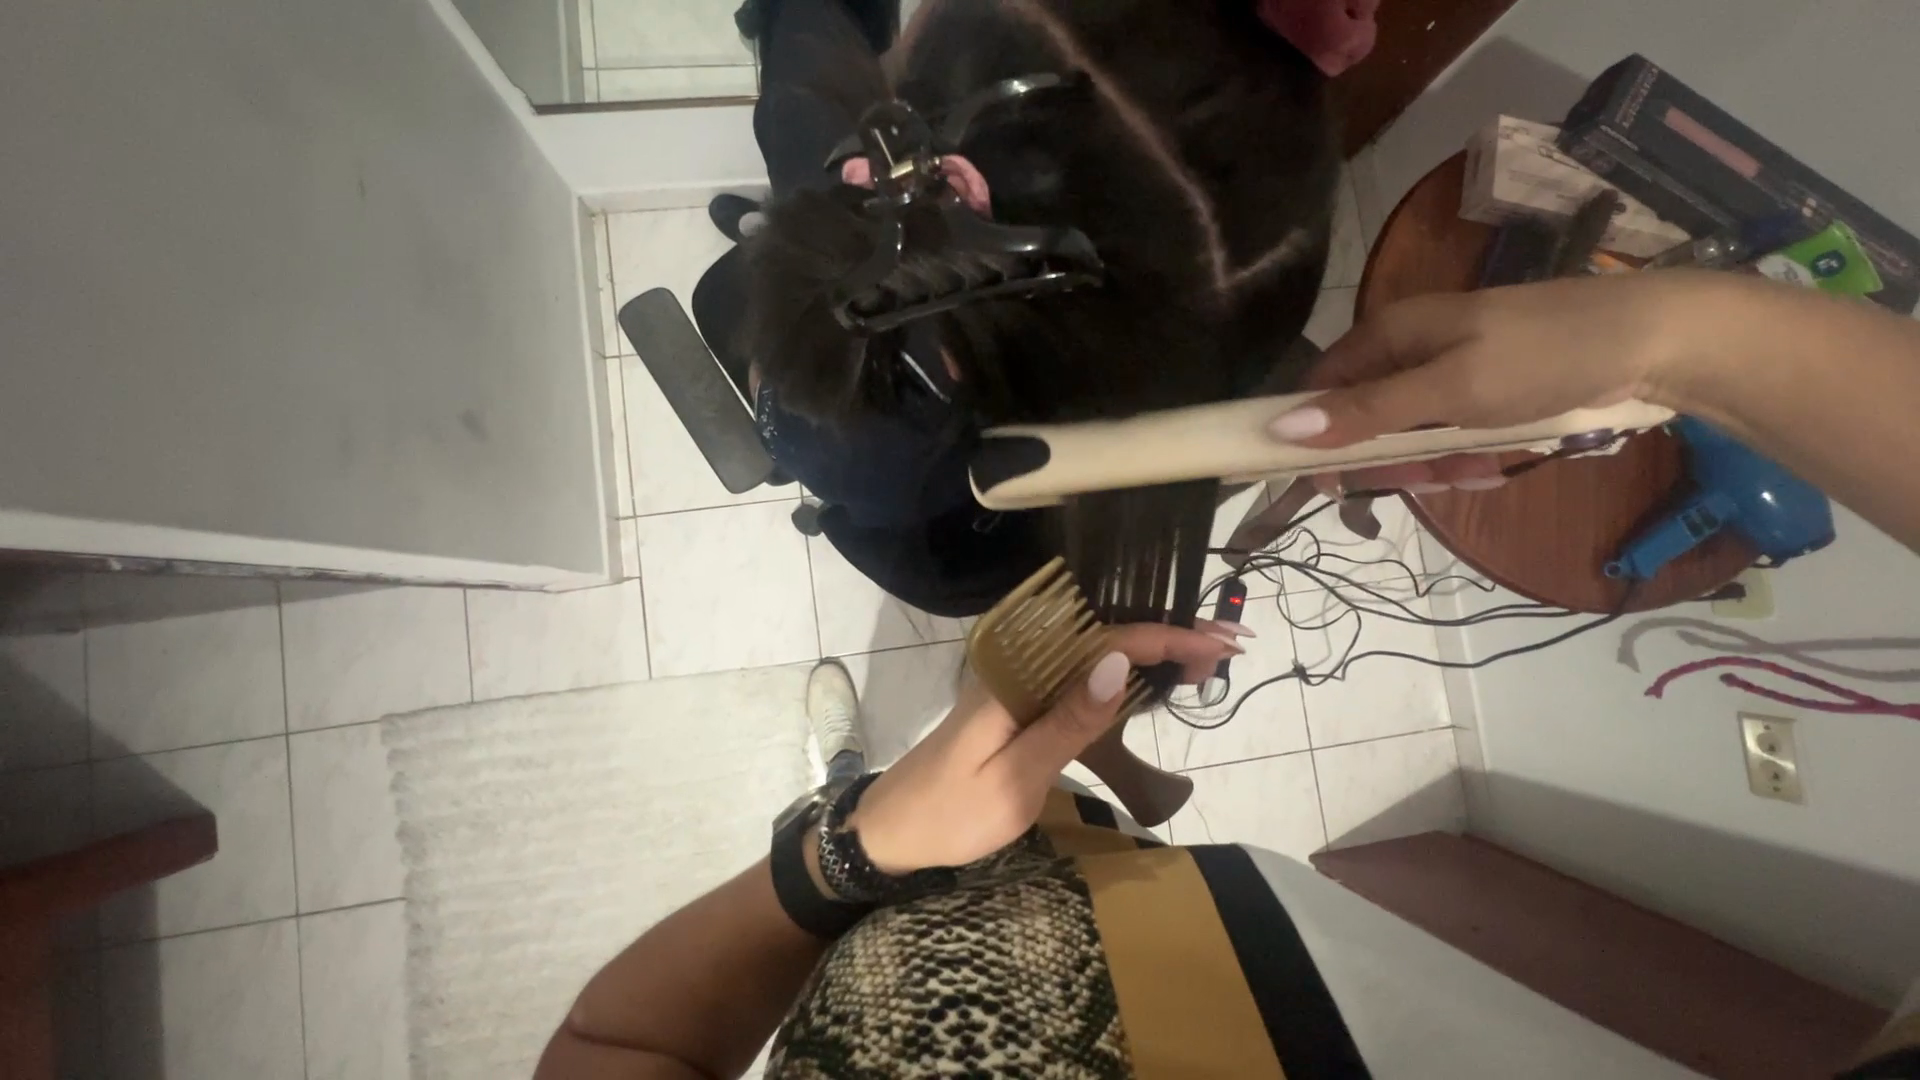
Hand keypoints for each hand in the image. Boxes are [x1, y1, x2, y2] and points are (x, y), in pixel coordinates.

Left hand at [844, 624, 1236, 873]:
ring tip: (1205, 657)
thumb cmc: (951, 812)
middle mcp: (1017, 669)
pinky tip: (1147, 680)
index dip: (1163, 639)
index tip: (1218, 645)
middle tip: (1228, 645)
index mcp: (1015, 678)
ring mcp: (1017, 686)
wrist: (892, 829)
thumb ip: (1067, 720)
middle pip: (1100, 638)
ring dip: (1148, 652)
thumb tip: (1117, 662)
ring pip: (1091, 655)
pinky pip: (1075, 678)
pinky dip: (1118, 675)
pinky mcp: (1019, 706)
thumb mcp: (1014, 777)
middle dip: (1165, 636)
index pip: (1101, 642)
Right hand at [1268, 274, 1717, 494]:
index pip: (1317, 388)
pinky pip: (1442, 433)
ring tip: (1471, 473)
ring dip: (1426, 463)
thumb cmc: (1545, 355)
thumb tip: (1279, 428)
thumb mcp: (1449, 389)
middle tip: (1419, 483)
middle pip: (1358, 416)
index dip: (1309, 434)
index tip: (1325, 481)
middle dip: (1382, 457)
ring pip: (1401, 431)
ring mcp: (1444, 370)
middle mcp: (1406, 349)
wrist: (1662, 338)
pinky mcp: (1478, 389)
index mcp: (1388, 335)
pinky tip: (1490, 465)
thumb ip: (1365, 411)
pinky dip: (1459, 455)